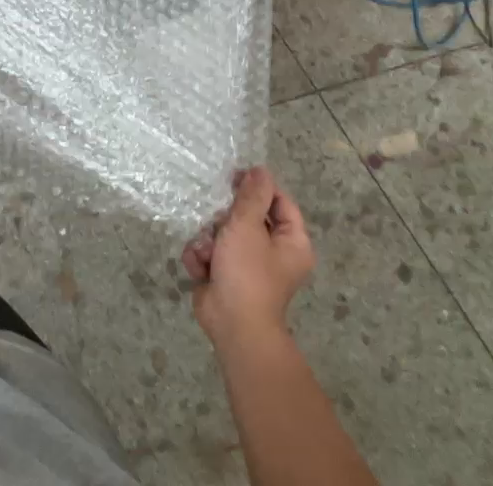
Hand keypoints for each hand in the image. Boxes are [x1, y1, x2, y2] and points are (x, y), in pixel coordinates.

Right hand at [182, 168, 314, 347]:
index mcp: (292, 243)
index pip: (280, 203)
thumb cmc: (247, 273)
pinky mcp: (225, 275)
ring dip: (208, 240)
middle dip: (224, 220)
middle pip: (247, 218)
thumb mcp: (248, 227)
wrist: (232, 323)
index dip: (259, 188)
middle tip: (216, 221)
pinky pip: (210, 253)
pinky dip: (202, 258)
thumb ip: (252, 197)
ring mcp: (247, 265)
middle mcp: (273, 253)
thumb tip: (260, 170)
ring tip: (207, 252)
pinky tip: (201, 266)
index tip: (234, 177)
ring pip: (222, 234)